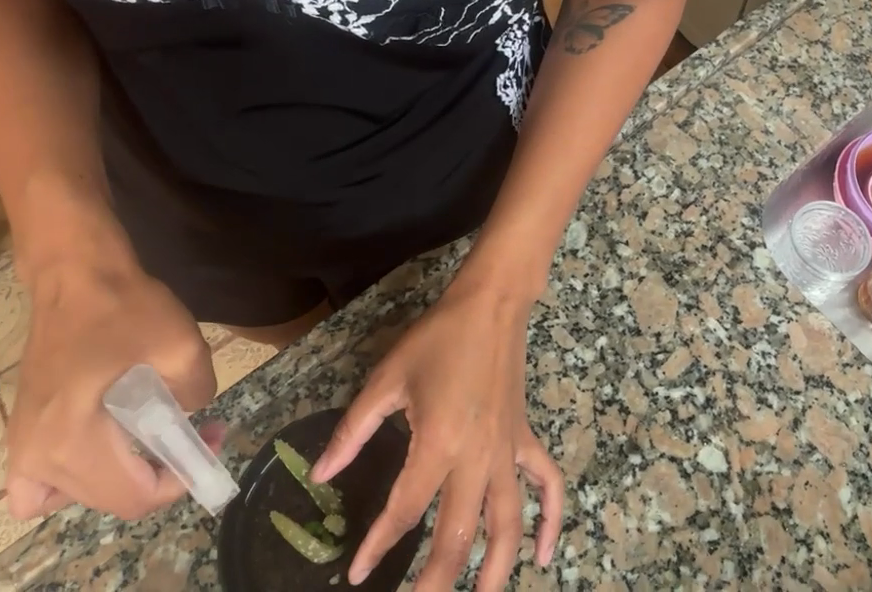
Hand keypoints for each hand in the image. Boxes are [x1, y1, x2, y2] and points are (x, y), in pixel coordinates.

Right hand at [5, 255, 217, 520]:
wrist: (76, 275)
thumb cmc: (125, 307)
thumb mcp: (181, 344)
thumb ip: (197, 389)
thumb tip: (194, 411)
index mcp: (73, 440)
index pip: (132, 496)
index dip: (179, 480)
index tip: (210, 440)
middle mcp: (36, 457)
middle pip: (106, 499)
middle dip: (158, 475)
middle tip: (195, 432)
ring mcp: (20, 446)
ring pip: (71, 496)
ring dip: (117, 480)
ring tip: (149, 443)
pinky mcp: (20, 430)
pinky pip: (37, 484)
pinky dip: (70, 481)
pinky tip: (104, 446)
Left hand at [312, 277, 564, 589]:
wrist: (489, 306)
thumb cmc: (436, 339)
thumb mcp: (387, 379)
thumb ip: (353, 431)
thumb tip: (321, 474)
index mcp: (439, 444)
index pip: (405, 511)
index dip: (378, 546)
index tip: (357, 574)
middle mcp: (477, 458)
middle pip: (459, 535)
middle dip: (437, 581)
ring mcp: (507, 451)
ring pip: (508, 523)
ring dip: (496, 569)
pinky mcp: (524, 438)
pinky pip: (546, 484)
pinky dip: (550, 519)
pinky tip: (543, 552)